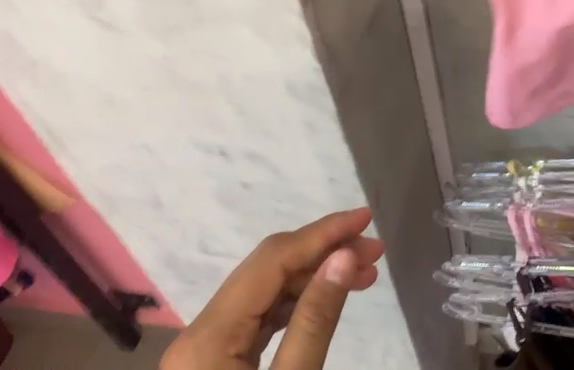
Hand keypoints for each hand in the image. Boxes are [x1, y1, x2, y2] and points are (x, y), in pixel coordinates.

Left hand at [160, 208, 384, 369]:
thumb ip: (314, 321)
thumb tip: (344, 256)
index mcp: (208, 337)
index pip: (272, 260)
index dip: (322, 233)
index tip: (367, 219)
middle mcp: (198, 335)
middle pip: (265, 270)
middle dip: (321, 252)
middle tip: (375, 253)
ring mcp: (200, 353)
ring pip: (261, 292)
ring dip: (312, 276)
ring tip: (363, 275)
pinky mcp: (209, 368)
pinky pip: (255, 319)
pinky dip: (293, 303)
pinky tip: (325, 302)